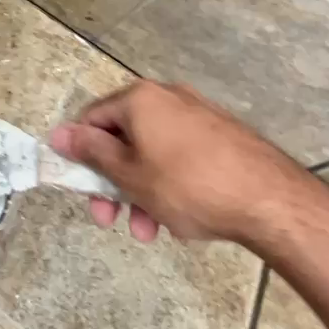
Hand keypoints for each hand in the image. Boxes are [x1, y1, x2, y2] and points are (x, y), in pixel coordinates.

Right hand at [48, 80, 311, 242]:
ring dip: (142, 190)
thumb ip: (91, 152)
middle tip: (112, 220)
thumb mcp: (129, 174)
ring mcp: (199, 115)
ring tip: (153, 230)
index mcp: (139, 98)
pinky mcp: (223, 136)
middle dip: (114, 182)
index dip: (81, 155)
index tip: (84, 191)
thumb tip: (57, 133)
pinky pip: (182, 156)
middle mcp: (167, 97)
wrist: (271, 201)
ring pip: (153, 152)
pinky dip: (171, 183)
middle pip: (123, 137)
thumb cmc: (189, 186)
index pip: (91, 119)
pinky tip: (182, 219)